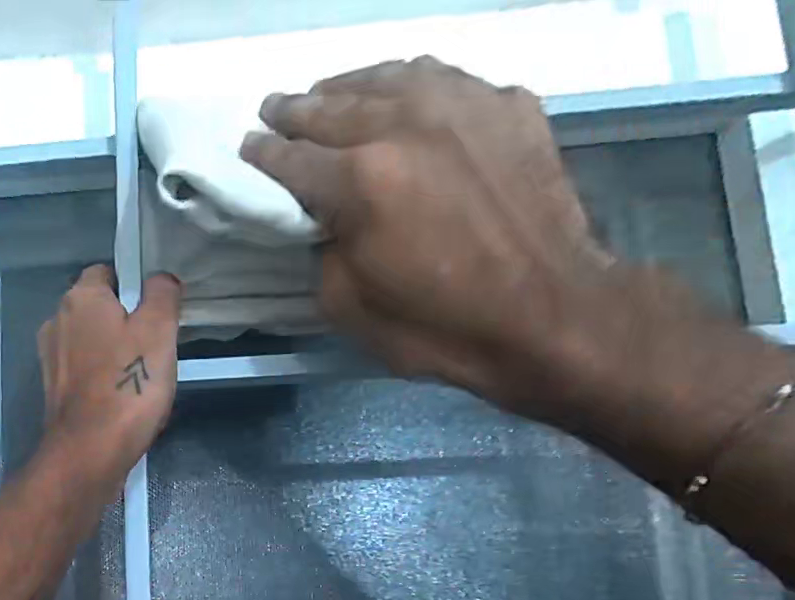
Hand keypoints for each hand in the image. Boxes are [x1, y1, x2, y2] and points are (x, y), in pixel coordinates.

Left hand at [37, 265, 182, 476]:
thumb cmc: (128, 385)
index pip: (107, 272)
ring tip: (141, 376)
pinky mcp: (53, 392)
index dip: (134, 286)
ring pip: (90, 343)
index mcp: (80, 298)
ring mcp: (50, 359)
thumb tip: (160, 278)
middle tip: (155, 346)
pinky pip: (84, 373)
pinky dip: (101, 379)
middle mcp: (57, 322)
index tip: (157, 310)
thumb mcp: (159, 330)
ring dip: (112, 353)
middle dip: (124, 322)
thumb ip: (162, 295)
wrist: (90, 451)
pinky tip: (122, 399)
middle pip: (97, 310)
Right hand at [240, 57, 621, 427]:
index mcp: (360, 180)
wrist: (545, 314)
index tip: (248, 145)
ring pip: (390, 77)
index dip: (264, 154)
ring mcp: (464, 104)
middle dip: (297, 110)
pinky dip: (413, 86)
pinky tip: (404, 96)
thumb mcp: (348, 307)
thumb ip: (324, 251)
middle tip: (276, 109)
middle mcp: (407, 122)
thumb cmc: (438, 326)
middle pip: (334, 106)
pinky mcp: (508, 104)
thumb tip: (326, 221)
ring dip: (350, 86)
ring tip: (331, 93)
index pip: (293, 158)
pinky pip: (446, 80)